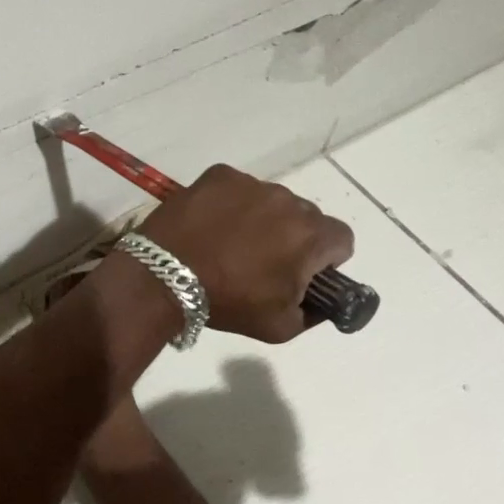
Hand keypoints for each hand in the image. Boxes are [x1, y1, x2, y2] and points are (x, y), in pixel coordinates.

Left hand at [137, 165, 353, 342]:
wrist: (163, 276)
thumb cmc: (226, 303)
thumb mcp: (280, 327)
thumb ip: (312, 313)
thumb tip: (319, 303)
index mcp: (311, 235)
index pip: (341, 240)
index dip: (325, 260)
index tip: (300, 274)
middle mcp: (288, 201)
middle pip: (305, 217)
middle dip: (291, 237)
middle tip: (258, 262)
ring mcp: (251, 184)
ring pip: (270, 201)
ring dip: (259, 219)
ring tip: (226, 244)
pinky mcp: (218, 176)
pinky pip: (236, 189)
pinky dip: (228, 204)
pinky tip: (208, 226)